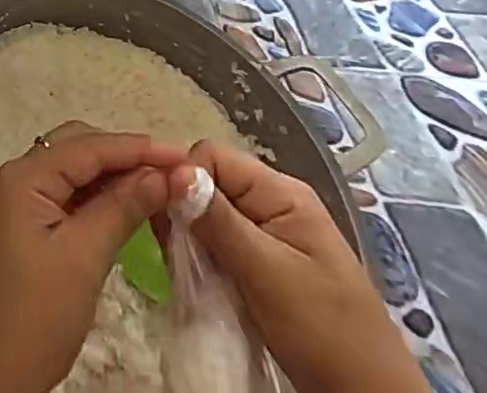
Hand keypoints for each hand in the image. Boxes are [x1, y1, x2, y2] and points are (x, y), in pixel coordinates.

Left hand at [0, 122, 186, 392]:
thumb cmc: (38, 313)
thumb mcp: (85, 255)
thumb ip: (123, 206)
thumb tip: (164, 173)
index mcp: (25, 176)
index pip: (88, 147)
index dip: (137, 148)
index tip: (183, 155)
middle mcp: (23, 177)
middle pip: (81, 147)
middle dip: (126, 155)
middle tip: (173, 170)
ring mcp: (27, 200)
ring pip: (79, 170)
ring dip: (118, 174)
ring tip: (162, 184)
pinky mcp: (36, 223)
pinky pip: (75, 194)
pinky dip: (105, 195)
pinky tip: (133, 203)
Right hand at [176, 142, 427, 392]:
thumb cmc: (325, 330)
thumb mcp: (268, 273)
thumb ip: (219, 221)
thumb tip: (174, 170)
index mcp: (279, 192)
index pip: (212, 157)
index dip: (183, 177)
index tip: (161, 212)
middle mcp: (270, 203)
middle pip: (207, 185)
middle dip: (183, 211)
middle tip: (169, 248)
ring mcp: (265, 235)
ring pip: (207, 217)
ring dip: (190, 240)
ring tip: (182, 269)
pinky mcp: (258, 265)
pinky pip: (217, 246)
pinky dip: (201, 260)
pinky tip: (195, 281)